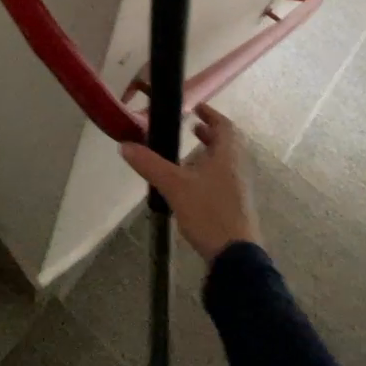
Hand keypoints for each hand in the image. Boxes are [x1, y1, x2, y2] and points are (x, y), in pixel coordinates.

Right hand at [119, 103, 259, 261]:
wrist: (237, 258)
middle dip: (209, 133)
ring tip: (189, 155)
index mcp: (228, 156)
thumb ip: (150, 164)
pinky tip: (193, 185)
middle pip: (227, 143)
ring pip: (226, 162)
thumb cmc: (209, 213)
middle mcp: (237, 168)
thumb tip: (125, 145)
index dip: (211, 114)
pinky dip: (211, 172)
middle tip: (191, 128)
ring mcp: (240, 189)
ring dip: (210, 153)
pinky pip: (225, 179)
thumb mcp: (174, 186)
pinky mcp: (237, 207)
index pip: (225, 125)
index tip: (196, 108)